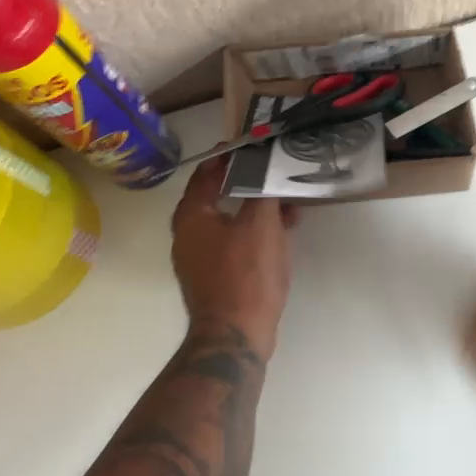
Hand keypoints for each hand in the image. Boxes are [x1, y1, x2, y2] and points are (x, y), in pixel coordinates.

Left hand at [169, 157, 298, 357]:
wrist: (237, 333)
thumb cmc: (246, 272)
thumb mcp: (260, 223)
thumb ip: (261, 188)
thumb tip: (262, 163)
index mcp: (192, 216)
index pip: (205, 173)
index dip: (227, 155)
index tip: (251, 143)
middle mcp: (188, 234)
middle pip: (217, 196)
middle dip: (247, 183)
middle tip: (273, 172)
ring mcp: (199, 259)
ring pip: (229, 221)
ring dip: (256, 209)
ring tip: (287, 204)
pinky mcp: (215, 277)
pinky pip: (235, 242)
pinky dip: (255, 232)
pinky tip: (281, 233)